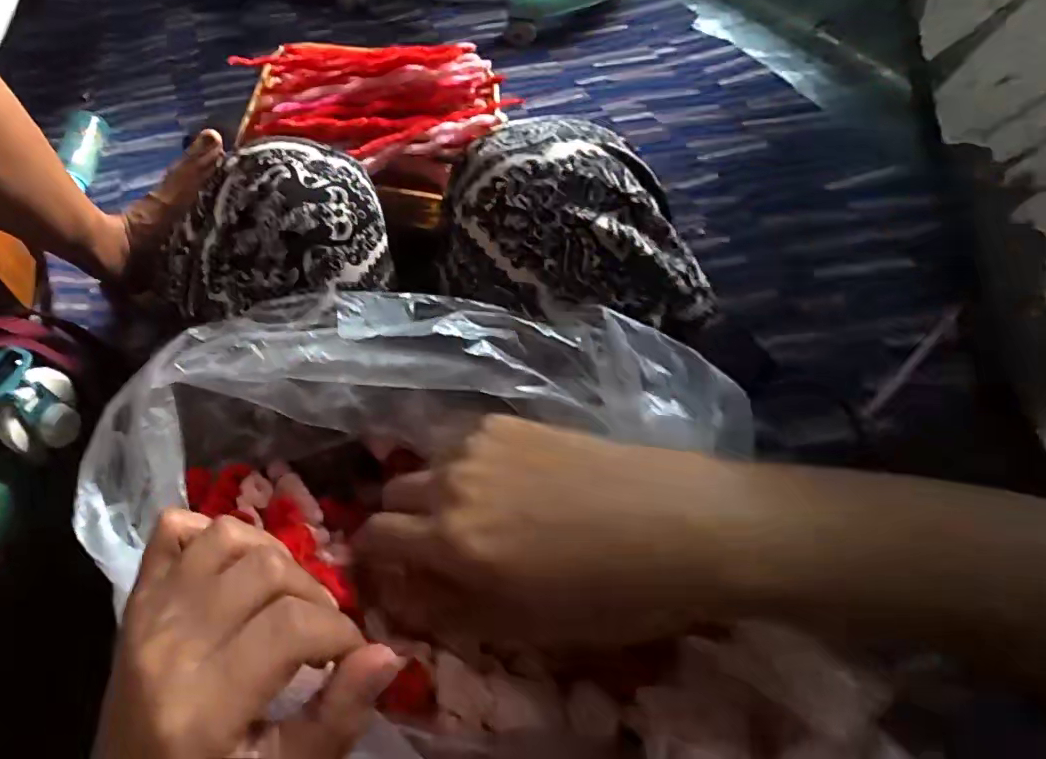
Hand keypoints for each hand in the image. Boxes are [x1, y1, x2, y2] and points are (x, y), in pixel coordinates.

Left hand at [95, 510, 403, 757]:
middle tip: (324, 632)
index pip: (290, 627)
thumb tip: (389, 654)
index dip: (340, 632)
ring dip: (269, 554)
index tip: (354, 653)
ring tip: (285, 595)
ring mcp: (146, 609)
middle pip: (264, 570)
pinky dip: (209, 531)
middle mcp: (170, 642)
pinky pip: (172, 527)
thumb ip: (335, 720)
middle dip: (313, 594)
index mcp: (203, 707)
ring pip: (224, 534)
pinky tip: (233, 568)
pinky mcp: (135, 593)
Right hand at [353, 415, 746, 652]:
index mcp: (451, 541)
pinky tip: (508, 480)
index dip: (370, 552)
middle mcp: (448, 483)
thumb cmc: (607, 593)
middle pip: (392, 493)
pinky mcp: (498, 421)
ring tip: (477, 509)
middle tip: (432, 540)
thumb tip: (396, 592)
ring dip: (433, 489)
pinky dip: (465, 465)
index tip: (382, 563)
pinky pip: (458, 444)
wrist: (676, 522)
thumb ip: (447, 609)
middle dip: (400, 518)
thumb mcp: (523, 626)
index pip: (375, 536)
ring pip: (425, 465)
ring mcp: (472, 444)